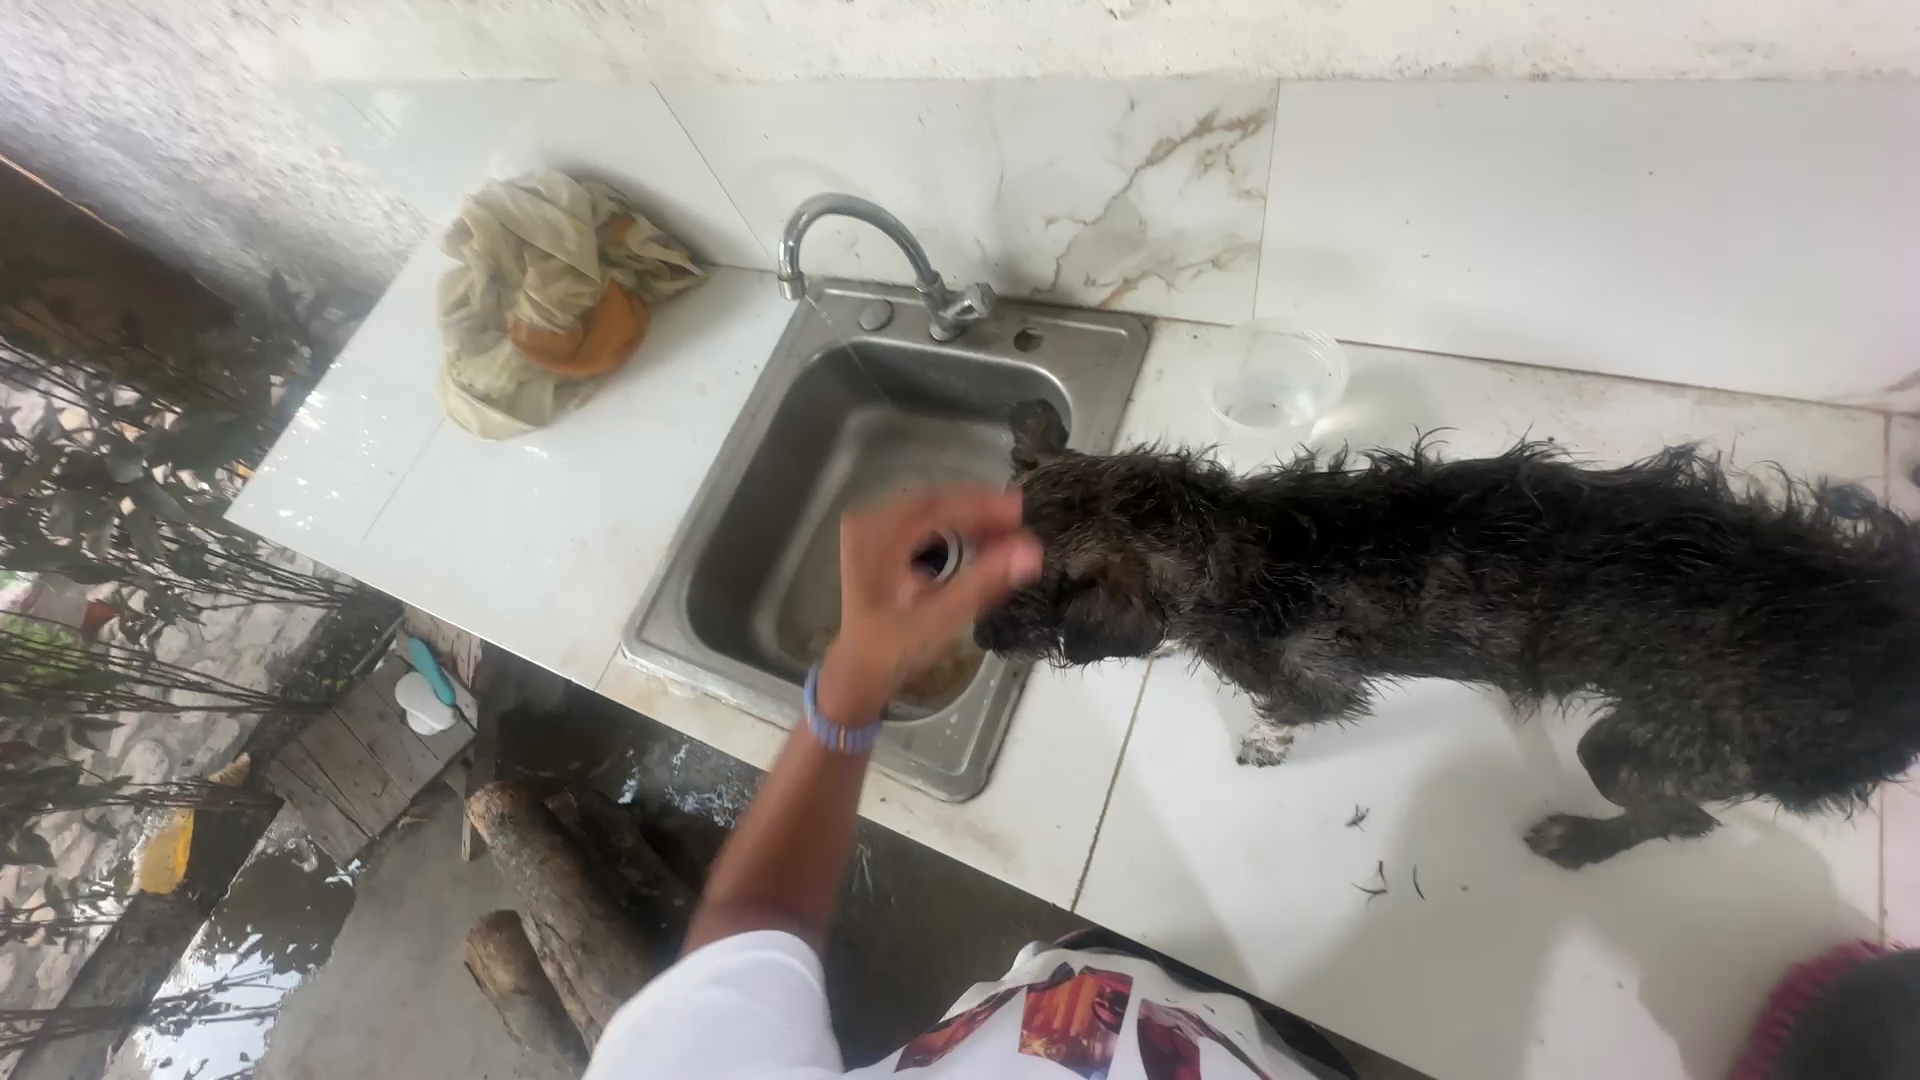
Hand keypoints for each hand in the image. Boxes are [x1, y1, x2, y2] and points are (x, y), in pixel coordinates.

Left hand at [818, 489, 1042, 723]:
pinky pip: (925, 521)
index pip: (933, 507)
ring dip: (970, 518)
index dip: (979, 505)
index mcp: (873, 537)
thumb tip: (1031, 552)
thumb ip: (983, 582)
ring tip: (1008, 529)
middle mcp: (868, 523)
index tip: (1018, 509)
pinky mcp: (881, 537)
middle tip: (1020, 520)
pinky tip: (981, 537)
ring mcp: (872, 528)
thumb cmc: (894, 648)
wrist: (860, 666)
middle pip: (934, 504)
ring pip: (932, 511)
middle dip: (979, 510)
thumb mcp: (940, 618)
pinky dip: (954, 527)